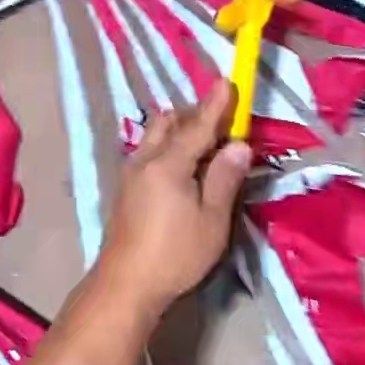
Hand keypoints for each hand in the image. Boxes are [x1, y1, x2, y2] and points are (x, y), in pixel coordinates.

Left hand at [90, 84, 252, 315]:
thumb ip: (224, 178)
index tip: (228, 83)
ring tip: (205, 142)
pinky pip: (148, 153)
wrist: (126, 282)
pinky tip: (181, 164)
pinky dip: (167, 147)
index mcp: (167, 163)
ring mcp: (130, 174)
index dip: (215, 105)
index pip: (196, 125)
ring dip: (178, 130)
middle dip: (194, 115)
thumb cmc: (175, 254)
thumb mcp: (212, 219)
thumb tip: (238, 144)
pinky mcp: (125, 189)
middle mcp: (143, 160)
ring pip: (154, 137)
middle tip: (222, 121)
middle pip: (168, 124)